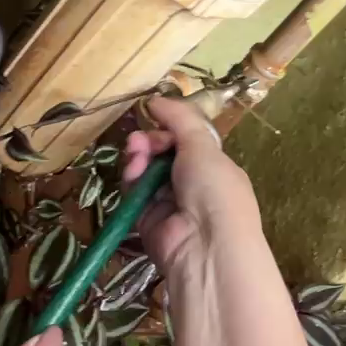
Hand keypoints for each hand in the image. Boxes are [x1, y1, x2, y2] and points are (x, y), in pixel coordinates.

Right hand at [122, 95, 262, 276]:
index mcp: (213, 168)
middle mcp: (192, 186)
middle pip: (161, 154)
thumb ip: (179, 118)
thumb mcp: (203, 144)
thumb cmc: (214, 188)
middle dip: (149, 142)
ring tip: (135, 152)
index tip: (155, 116)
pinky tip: (133, 170)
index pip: (186, 141)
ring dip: (138, 157)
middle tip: (140, 140)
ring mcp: (169, 204)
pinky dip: (131, 179)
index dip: (169, 128)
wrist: (206, 246)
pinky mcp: (147, 220)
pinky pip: (134, 193)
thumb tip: (157, 99)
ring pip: (145, 171)